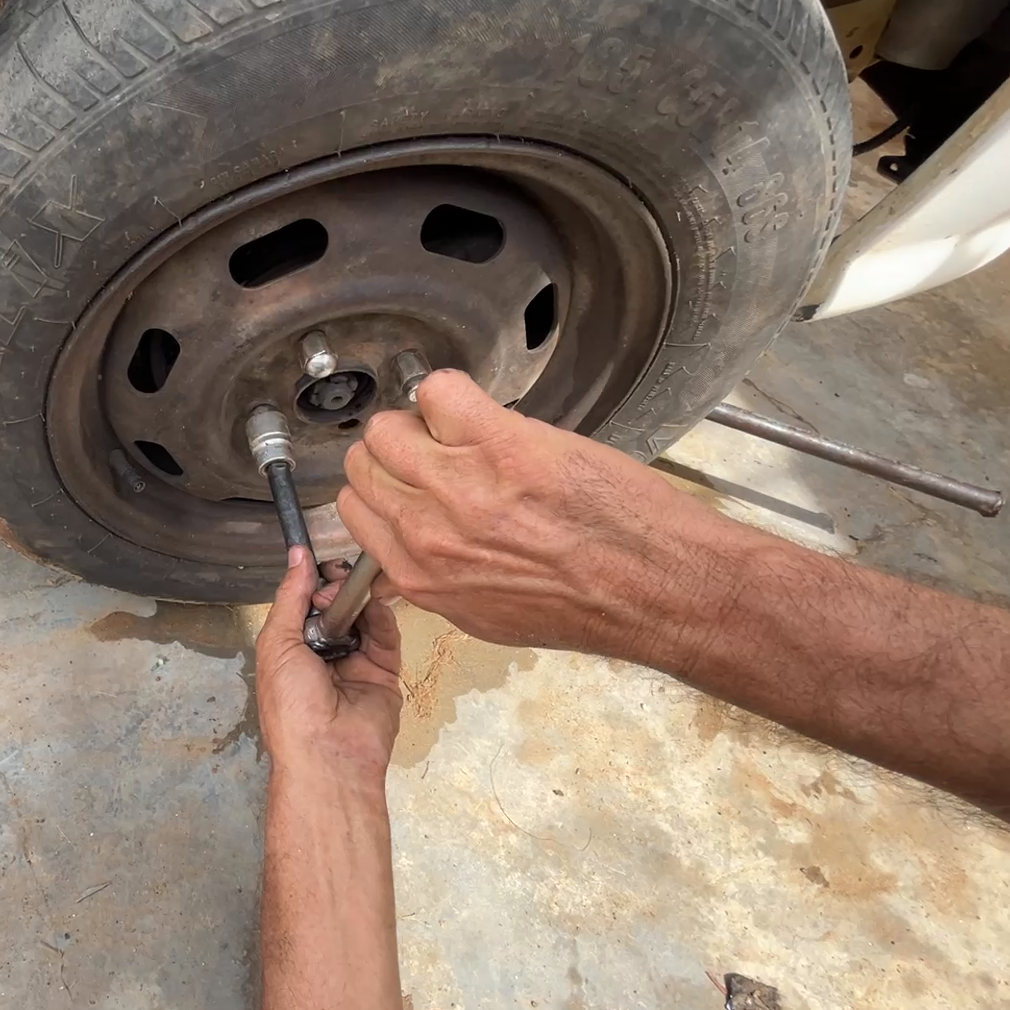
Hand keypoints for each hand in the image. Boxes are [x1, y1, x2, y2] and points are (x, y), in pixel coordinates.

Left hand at [254, 546, 404, 776]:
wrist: (328, 753)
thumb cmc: (291, 703)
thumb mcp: (277, 643)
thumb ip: (290, 597)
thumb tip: (297, 556)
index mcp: (290, 650)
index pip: (303, 605)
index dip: (310, 583)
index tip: (317, 564)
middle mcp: (321, 654)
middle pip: (334, 607)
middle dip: (334, 589)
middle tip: (334, 581)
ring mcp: (354, 663)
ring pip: (362, 617)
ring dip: (356, 600)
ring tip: (348, 598)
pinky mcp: (384, 672)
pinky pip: (386, 637)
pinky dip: (381, 618)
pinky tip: (373, 606)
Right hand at [337, 370, 736, 660]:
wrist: (656, 587)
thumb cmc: (578, 607)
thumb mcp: (480, 617)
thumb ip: (429, 580)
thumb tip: (399, 554)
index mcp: (416, 572)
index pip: (352, 508)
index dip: (378, 489)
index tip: (400, 481)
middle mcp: (425, 528)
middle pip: (364, 462)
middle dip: (392, 454)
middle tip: (431, 452)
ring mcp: (459, 483)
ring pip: (388, 427)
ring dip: (417, 423)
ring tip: (456, 431)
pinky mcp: (501, 443)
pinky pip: (438, 392)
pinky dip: (449, 394)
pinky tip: (477, 412)